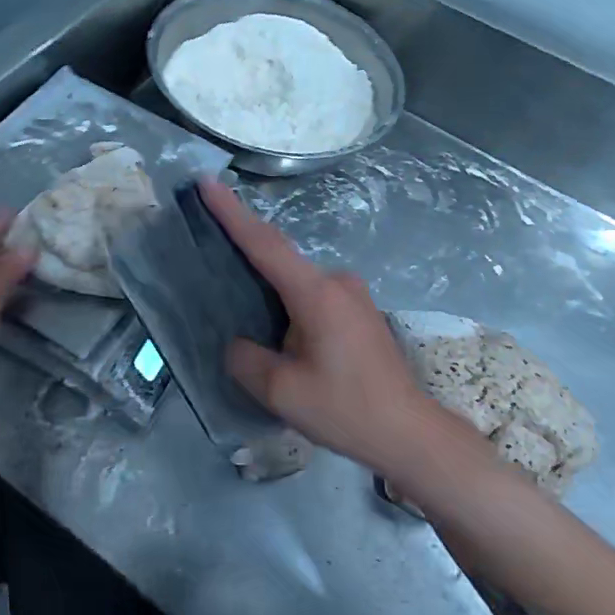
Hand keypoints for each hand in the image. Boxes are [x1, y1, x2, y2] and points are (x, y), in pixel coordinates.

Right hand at [199, 178, 453, 468]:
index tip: (207, 184)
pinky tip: (276, 325)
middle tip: (209, 251)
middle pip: (282, 260)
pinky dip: (290, 302)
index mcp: (317, 294)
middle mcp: (338, 283)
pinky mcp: (361, 313)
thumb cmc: (345, 409)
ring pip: (299, 282)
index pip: (265, 245)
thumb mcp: (281, 391)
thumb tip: (240, 344)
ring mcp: (355, 296)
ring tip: (238, 300)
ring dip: (270, 287)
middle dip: (246, 252)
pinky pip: (315, 296)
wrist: (407, 430)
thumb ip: (246, 359)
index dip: (232, 213)